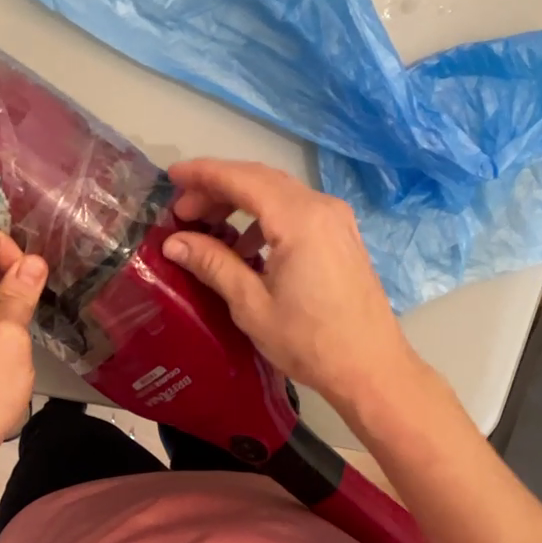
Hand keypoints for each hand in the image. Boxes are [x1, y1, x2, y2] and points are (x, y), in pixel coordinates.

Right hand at [163, 158, 430, 409]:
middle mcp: (321, 207)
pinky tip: (244, 247)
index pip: (242, 179)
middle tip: (181, 210)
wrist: (371, 368)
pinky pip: (295, 210)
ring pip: (278, 193)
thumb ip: (213, 264)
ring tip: (207, 227)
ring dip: (239, 201)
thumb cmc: (309, 341)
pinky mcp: (341, 236)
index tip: (171, 177)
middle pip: (260, 179)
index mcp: (298, 220)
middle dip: (217, 187)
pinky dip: (263, 216)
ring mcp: (336, 220)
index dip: (203, 174)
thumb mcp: (251, 305)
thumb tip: (173, 242)